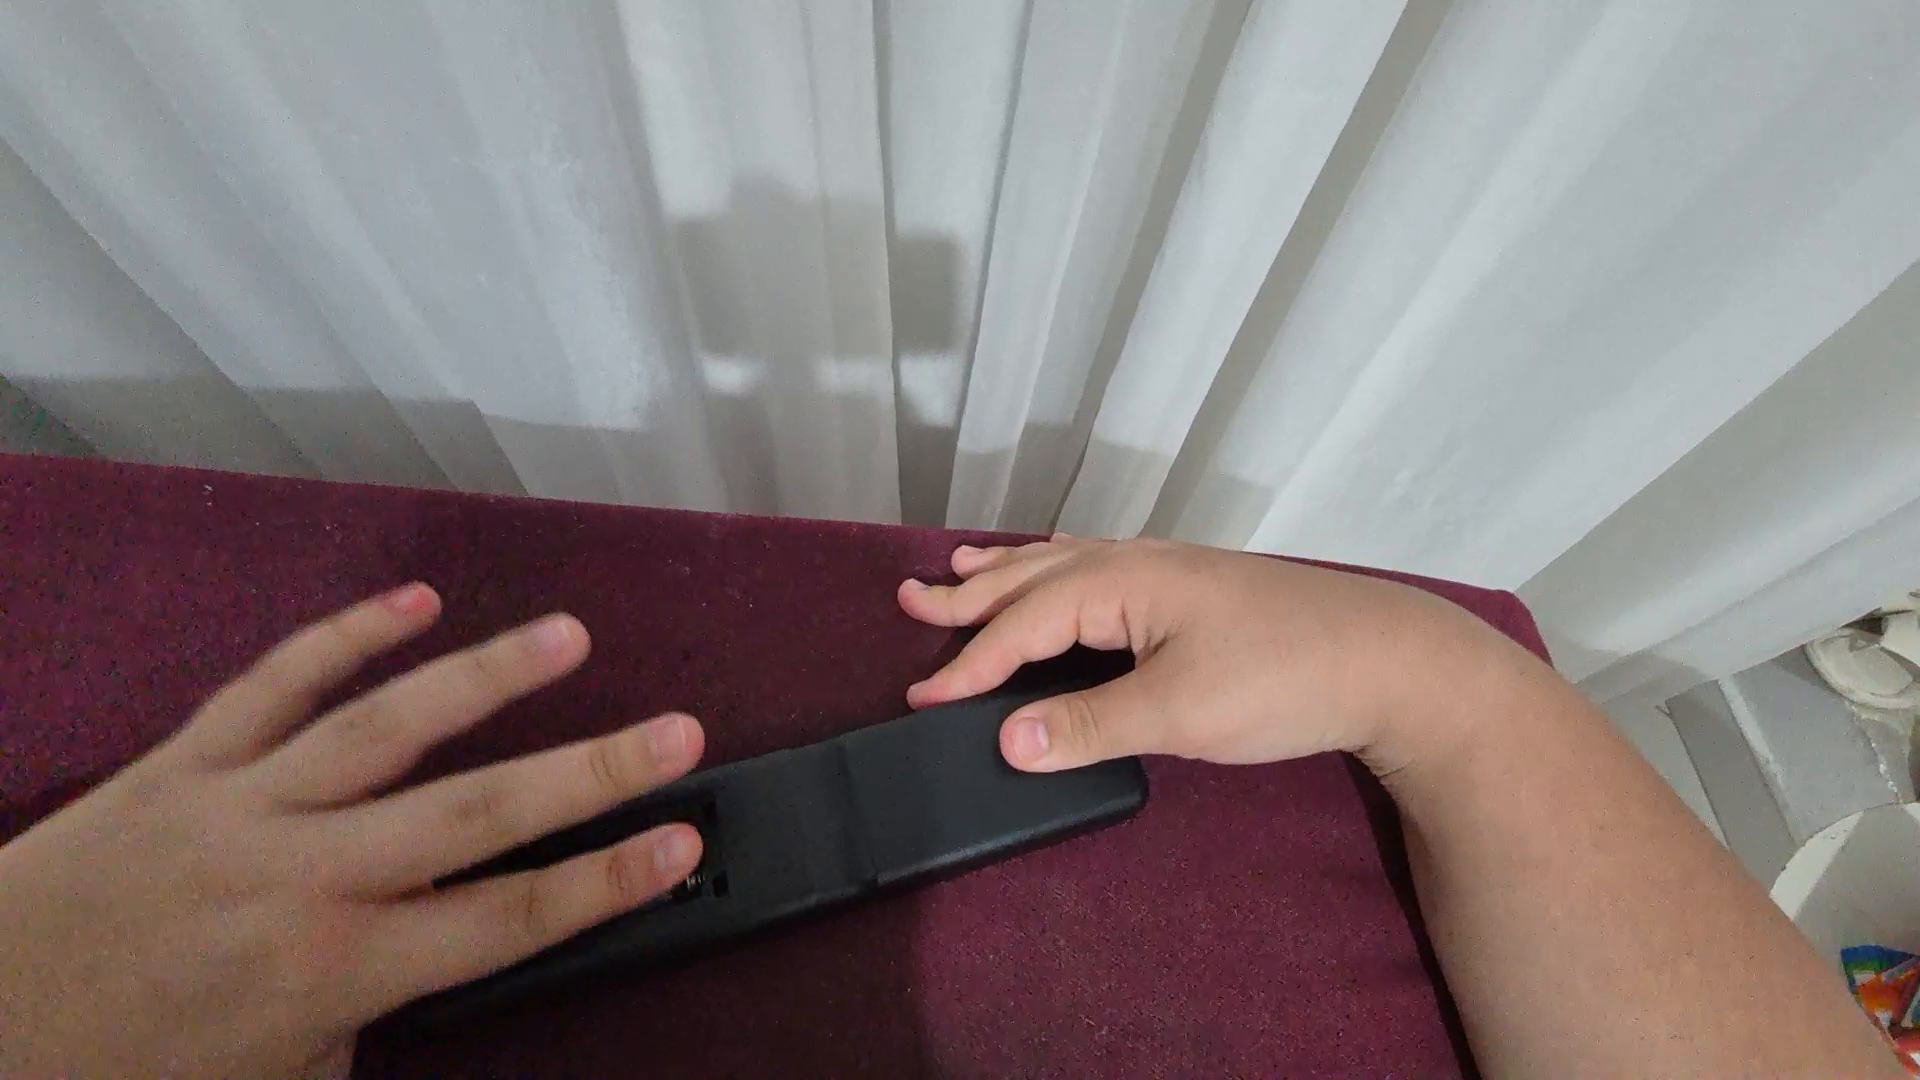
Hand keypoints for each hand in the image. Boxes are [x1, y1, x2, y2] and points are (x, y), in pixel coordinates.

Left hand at [0, 585, 704, 1079]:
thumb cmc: (136, 1074)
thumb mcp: (286, 1073)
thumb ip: (384, 1000)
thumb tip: (469, 937)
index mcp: (329, 970)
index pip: (506, 921)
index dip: (605, 882)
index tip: (683, 843)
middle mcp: (298, 880)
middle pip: (473, 814)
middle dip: (589, 772)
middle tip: (677, 732)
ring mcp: (238, 807)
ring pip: (381, 728)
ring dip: (485, 676)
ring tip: (570, 635)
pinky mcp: (181, 763)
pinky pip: (270, 685)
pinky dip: (346, 637)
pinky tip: (419, 597)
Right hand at [898, 537, 1534, 775]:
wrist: (1388, 658)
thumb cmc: (1280, 681)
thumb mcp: (1177, 713)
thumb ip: (1086, 724)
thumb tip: (1003, 741)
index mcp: (1119, 583)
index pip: (1022, 625)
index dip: (969, 665)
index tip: (921, 698)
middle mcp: (1130, 562)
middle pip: (1030, 578)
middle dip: (967, 595)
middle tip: (910, 598)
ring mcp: (1160, 568)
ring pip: (1061, 564)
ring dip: (1006, 571)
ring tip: (960, 568)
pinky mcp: (1183, 583)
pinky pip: (1094, 565)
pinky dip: (1055, 569)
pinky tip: (1054, 566)